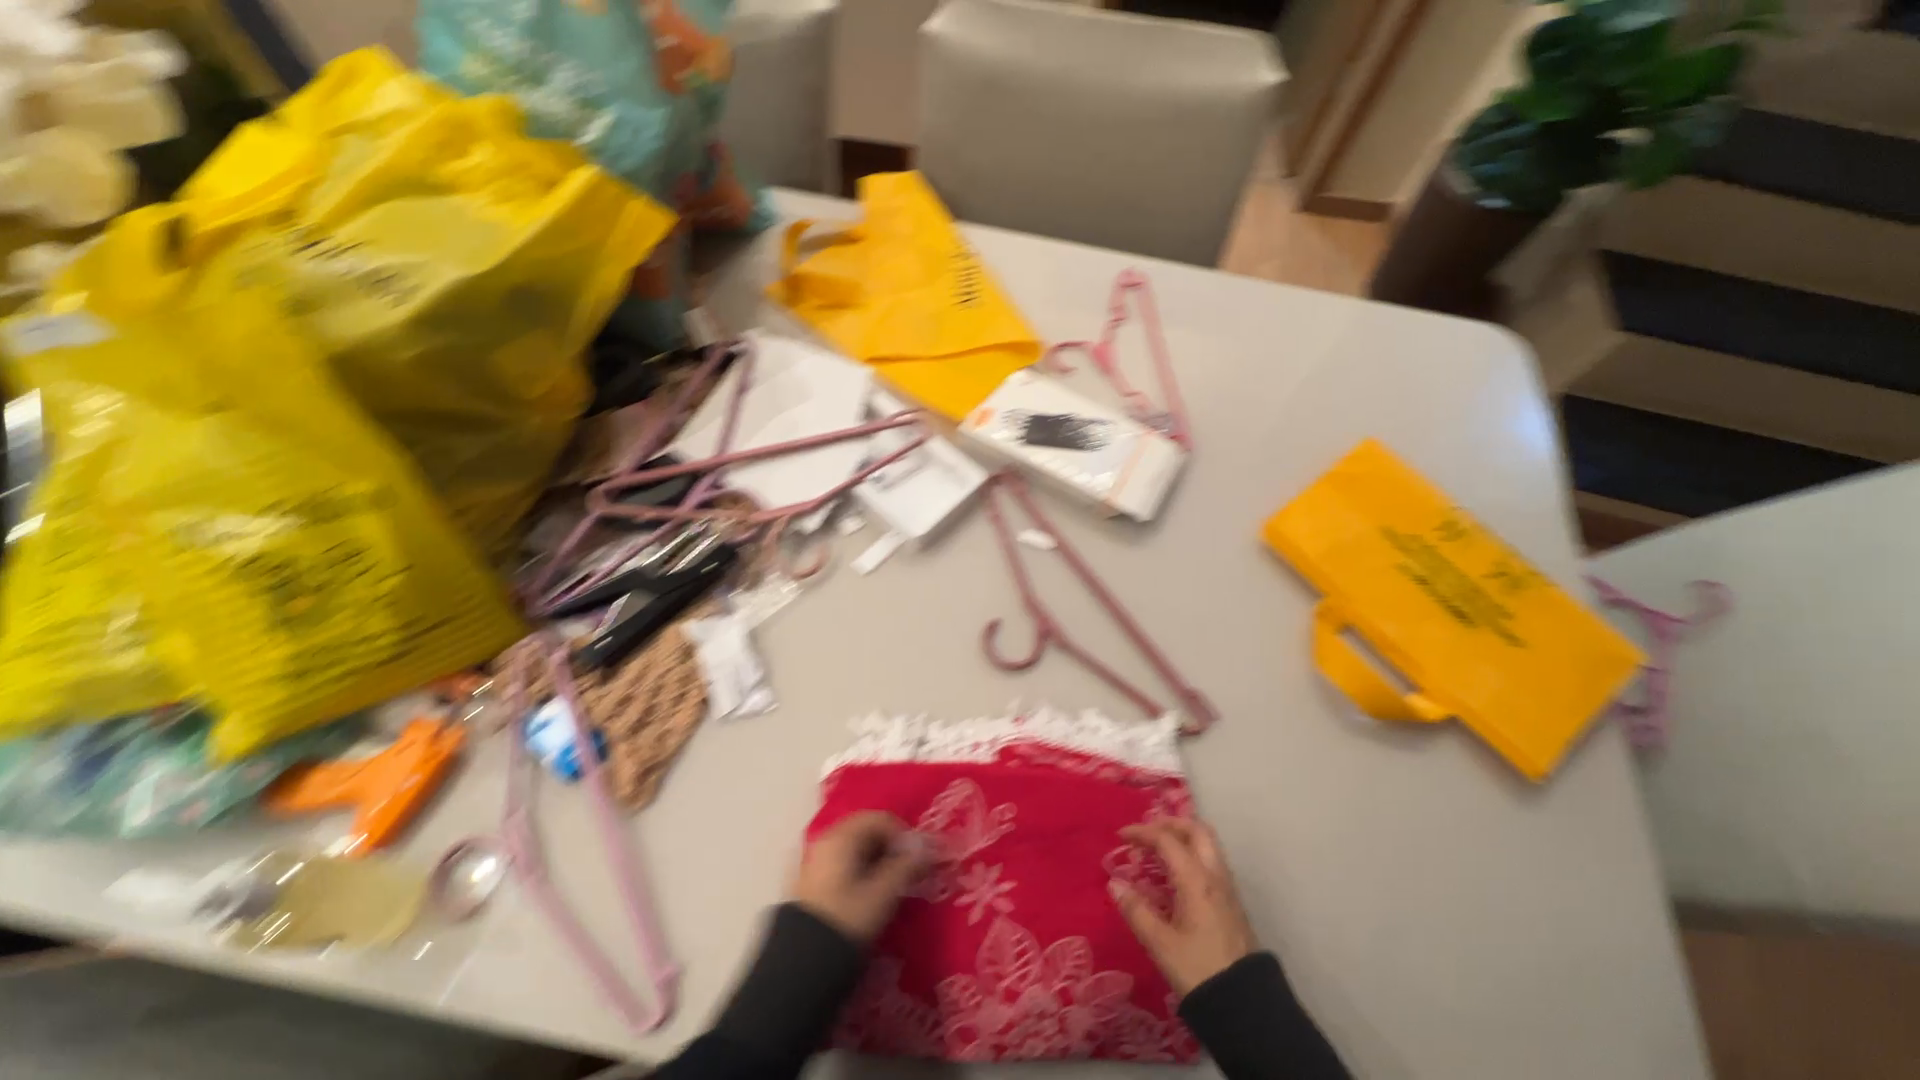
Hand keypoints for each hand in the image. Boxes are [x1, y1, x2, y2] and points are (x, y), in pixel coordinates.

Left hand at [793, 812, 931, 943]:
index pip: (880, 819)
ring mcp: (813, 863)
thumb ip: (907, 865)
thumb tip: (927, 844)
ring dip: (878, 864)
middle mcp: (823, 842)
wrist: (803, 963)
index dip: (905, 835)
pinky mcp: (810, 886)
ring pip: (854, 852)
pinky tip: (870, 897)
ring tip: (894, 888)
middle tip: (910, 873)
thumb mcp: (883, 893)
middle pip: (866, 833)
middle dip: (892, 849)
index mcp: (840, 837)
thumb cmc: (848, 919)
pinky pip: (843, 868)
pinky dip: (861, 875)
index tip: (919, 859)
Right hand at [1109, 818, 1258, 997]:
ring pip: (1207, 845)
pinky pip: (1210, 863)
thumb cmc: (1198, 970)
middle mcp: (1215, 876)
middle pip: (1197, 830)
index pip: (1168, 840)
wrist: (1243, 1002)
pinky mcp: (1231, 903)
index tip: (1120, 837)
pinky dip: (1190, 856)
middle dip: (1169, 824)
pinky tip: (1174, 877)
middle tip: (1145, 834)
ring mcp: (1227, 888)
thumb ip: (1136, 910)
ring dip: (1182, 838)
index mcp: (1197, 881)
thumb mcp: (1160, 943)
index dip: (1142, 833)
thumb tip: (1115, 883)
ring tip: (1156, 852)